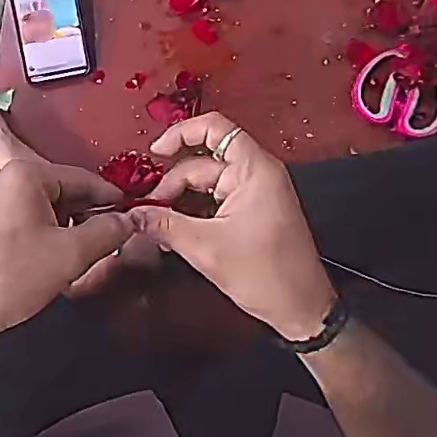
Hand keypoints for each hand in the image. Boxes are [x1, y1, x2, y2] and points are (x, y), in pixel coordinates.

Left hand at [0, 159, 133, 358]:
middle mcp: (7, 182)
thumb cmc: (8, 279)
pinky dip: (52, 238)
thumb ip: (108, 231)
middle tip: (113, 239)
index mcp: (25, 175)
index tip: (132, 212)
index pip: (84, 178)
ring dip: (72, 230)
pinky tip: (59, 262)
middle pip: (67, 192)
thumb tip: (127, 220)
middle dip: (91, 216)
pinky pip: (33, 223)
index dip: (113, 197)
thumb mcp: (73, 253)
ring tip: (86, 255)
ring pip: (51, 210)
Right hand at [126, 114, 336, 341]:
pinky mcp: (251, 211)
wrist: (301, 308)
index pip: (215, 128)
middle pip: (203, 162)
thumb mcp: (207, 248)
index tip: (156, 152)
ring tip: (159, 225)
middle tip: (150, 210)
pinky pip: (216, 200)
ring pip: (206, 183)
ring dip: (181, 201)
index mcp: (254, 170)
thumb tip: (136, 214)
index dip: (181, 133)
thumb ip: (166, 226)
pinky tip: (176, 231)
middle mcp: (256, 174)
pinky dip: (194, 212)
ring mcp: (254, 192)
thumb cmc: (268, 275)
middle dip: (173, 183)